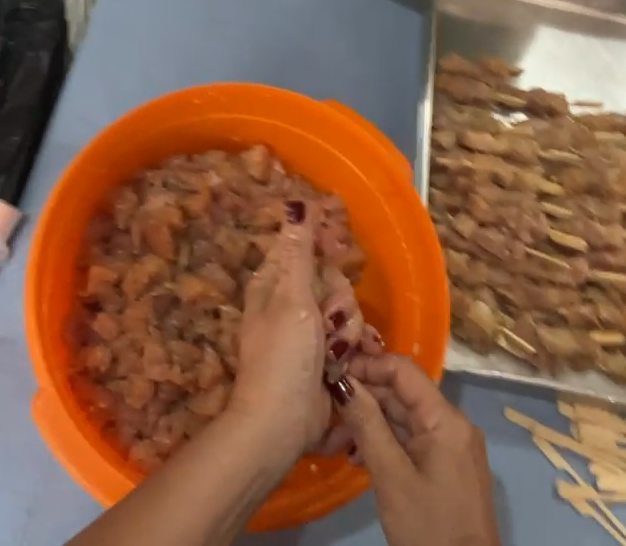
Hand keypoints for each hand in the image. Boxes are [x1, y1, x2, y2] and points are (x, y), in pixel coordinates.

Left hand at [226, 201, 329, 463]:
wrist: (282, 423)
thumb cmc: (283, 356)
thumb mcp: (291, 297)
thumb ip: (299, 250)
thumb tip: (295, 202)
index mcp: (273, 281)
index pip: (302, 244)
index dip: (322, 242)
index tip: (337, 248)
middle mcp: (290, 301)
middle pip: (332, 278)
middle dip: (339, 299)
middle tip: (329, 322)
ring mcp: (308, 331)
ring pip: (346, 309)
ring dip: (348, 329)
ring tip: (336, 353)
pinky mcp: (325, 356)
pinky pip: (350, 336)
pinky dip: (352, 349)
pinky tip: (346, 364)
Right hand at [335, 354, 499, 545]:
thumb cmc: (428, 527)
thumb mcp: (390, 475)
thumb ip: (366, 423)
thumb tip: (341, 380)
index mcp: (446, 419)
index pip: (403, 370)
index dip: (367, 365)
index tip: (333, 374)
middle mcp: (452, 424)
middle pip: (402, 392)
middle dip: (364, 396)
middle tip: (326, 406)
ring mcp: (451, 446)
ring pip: (403, 417)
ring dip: (369, 420)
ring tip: (335, 435)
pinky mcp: (446, 466)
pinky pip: (410, 439)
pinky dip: (384, 440)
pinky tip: (357, 454)